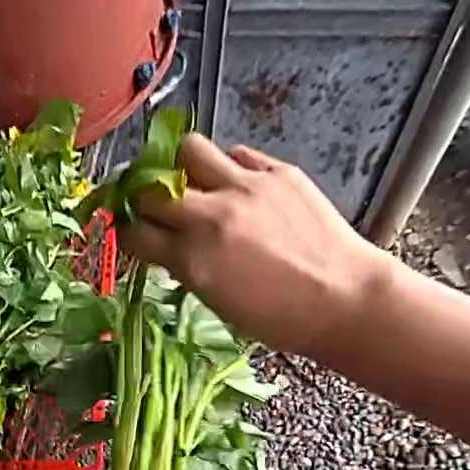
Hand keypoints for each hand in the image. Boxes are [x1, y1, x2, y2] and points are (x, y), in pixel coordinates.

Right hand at [116, 134, 396, 357]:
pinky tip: (238, 190)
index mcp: (194, 260)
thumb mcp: (219, 305)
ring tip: (194, 186)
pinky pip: (238, 155)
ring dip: (181, 167)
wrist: (342, 299)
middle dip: (143, 198)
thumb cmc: (280, 320)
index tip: (130, 236)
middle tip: (151, 206)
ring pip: (189, 149)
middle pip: (151, 188)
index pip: (136, 233)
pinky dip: (229, 169)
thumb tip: (170, 248)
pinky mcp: (278, 172)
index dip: (127, 235)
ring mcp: (246, 187)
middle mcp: (212, 216)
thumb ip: (188, 270)